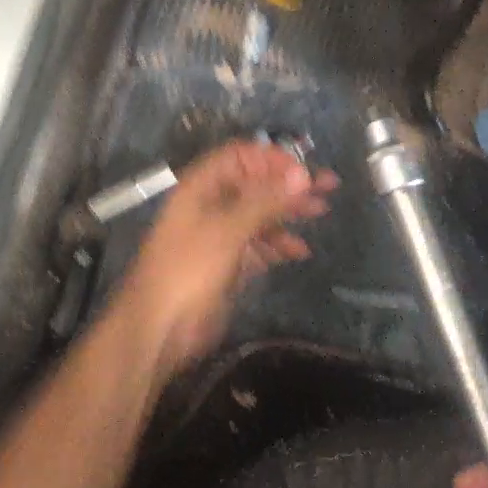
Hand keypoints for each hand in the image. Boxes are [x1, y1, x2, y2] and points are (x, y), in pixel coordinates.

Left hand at [118, 141, 337, 379]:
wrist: (158, 330)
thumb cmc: (187, 270)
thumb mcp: (227, 231)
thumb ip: (265, 201)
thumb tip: (302, 173)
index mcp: (201, 187)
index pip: (241, 157)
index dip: (272, 158)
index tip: (305, 169)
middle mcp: (211, 205)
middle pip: (255, 184)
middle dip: (289, 183)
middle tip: (329, 184)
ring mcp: (220, 235)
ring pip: (260, 214)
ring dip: (289, 212)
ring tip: (321, 210)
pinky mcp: (229, 263)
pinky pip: (259, 245)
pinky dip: (279, 244)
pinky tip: (301, 250)